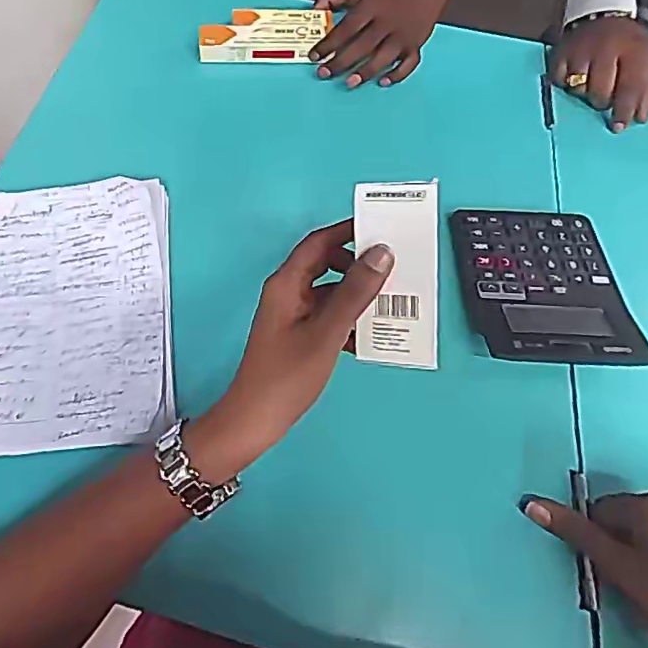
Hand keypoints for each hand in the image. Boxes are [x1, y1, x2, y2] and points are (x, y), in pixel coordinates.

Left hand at [189, 221, 392, 477]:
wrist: (256, 419)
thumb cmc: (283, 378)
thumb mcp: (326, 332)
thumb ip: (354, 293)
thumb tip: (379, 255)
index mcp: (286, 284)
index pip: (319, 243)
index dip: (348, 232)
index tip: (379, 229)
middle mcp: (287, 293)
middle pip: (326, 264)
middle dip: (358, 265)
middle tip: (391, 269)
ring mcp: (292, 314)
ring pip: (330, 292)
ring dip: (356, 295)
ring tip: (387, 303)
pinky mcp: (299, 334)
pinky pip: (328, 314)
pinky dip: (348, 319)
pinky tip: (366, 335)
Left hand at [310, 0, 449, 86]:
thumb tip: (315, 8)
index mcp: (373, 5)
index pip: (347, 28)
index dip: (329, 43)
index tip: (314, 56)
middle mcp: (389, 21)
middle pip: (362, 46)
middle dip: (341, 62)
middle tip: (324, 73)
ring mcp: (404, 35)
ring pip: (384, 57)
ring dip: (365, 72)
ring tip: (349, 83)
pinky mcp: (416, 44)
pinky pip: (409, 63)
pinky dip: (397, 74)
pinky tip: (382, 81)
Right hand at [549, 15, 647, 131]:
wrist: (602, 14)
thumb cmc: (626, 44)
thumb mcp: (644, 60)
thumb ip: (645, 88)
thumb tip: (640, 118)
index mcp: (634, 50)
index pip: (630, 87)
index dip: (625, 110)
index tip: (619, 126)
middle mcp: (607, 48)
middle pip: (600, 91)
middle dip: (601, 101)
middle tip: (602, 100)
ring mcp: (581, 50)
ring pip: (578, 88)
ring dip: (583, 93)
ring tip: (589, 84)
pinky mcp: (560, 52)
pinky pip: (559, 81)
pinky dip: (565, 84)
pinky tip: (573, 78)